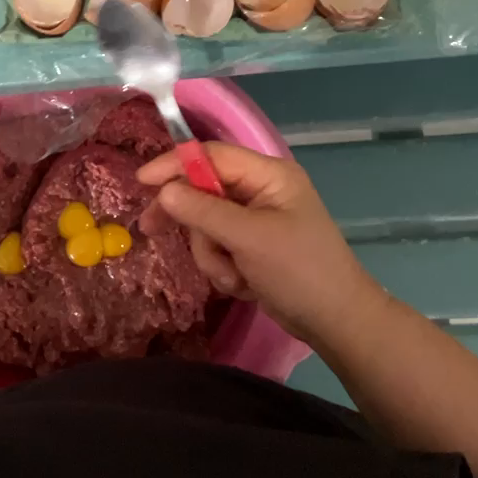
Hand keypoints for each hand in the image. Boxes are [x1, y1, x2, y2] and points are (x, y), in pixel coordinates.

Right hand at [138, 142, 386, 340]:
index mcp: (269, 175)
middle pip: (202, 190)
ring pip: (204, 224)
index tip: (142, 182)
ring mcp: (255, 219)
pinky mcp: (250, 245)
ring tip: (235, 275)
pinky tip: (243, 283)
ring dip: (211, 254)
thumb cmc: (299, 271)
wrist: (335, 321)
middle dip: (190, 220)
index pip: (211, 156)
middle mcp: (260, 190)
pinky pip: (216, 246)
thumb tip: (164, 191)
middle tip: (152, 230)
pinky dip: (222, 267)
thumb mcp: (248, 238)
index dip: (174, 165)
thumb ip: (203, 211)